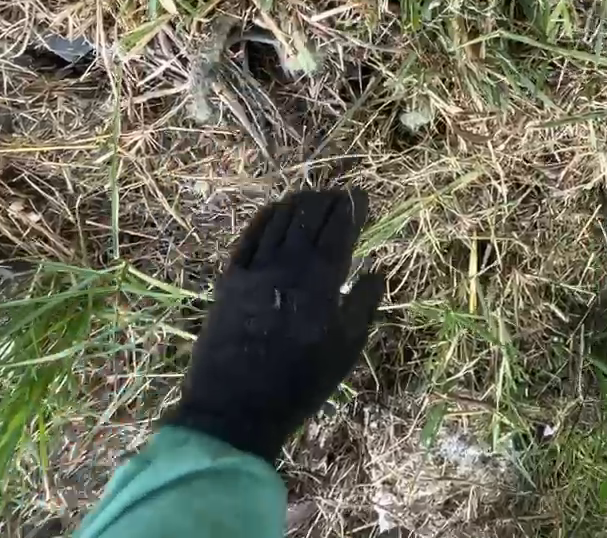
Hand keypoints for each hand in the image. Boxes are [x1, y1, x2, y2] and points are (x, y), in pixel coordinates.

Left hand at [165, 188, 384, 461]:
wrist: (234, 412)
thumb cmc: (300, 383)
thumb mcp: (346, 348)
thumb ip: (364, 303)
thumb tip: (377, 271)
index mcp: (322, 279)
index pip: (341, 228)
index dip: (353, 207)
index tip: (362, 196)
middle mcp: (289, 264)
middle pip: (310, 217)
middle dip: (328, 200)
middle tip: (340, 195)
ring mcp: (256, 270)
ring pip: (280, 221)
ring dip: (299, 204)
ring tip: (312, 197)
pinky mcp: (229, 281)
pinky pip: (249, 237)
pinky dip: (265, 218)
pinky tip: (274, 211)